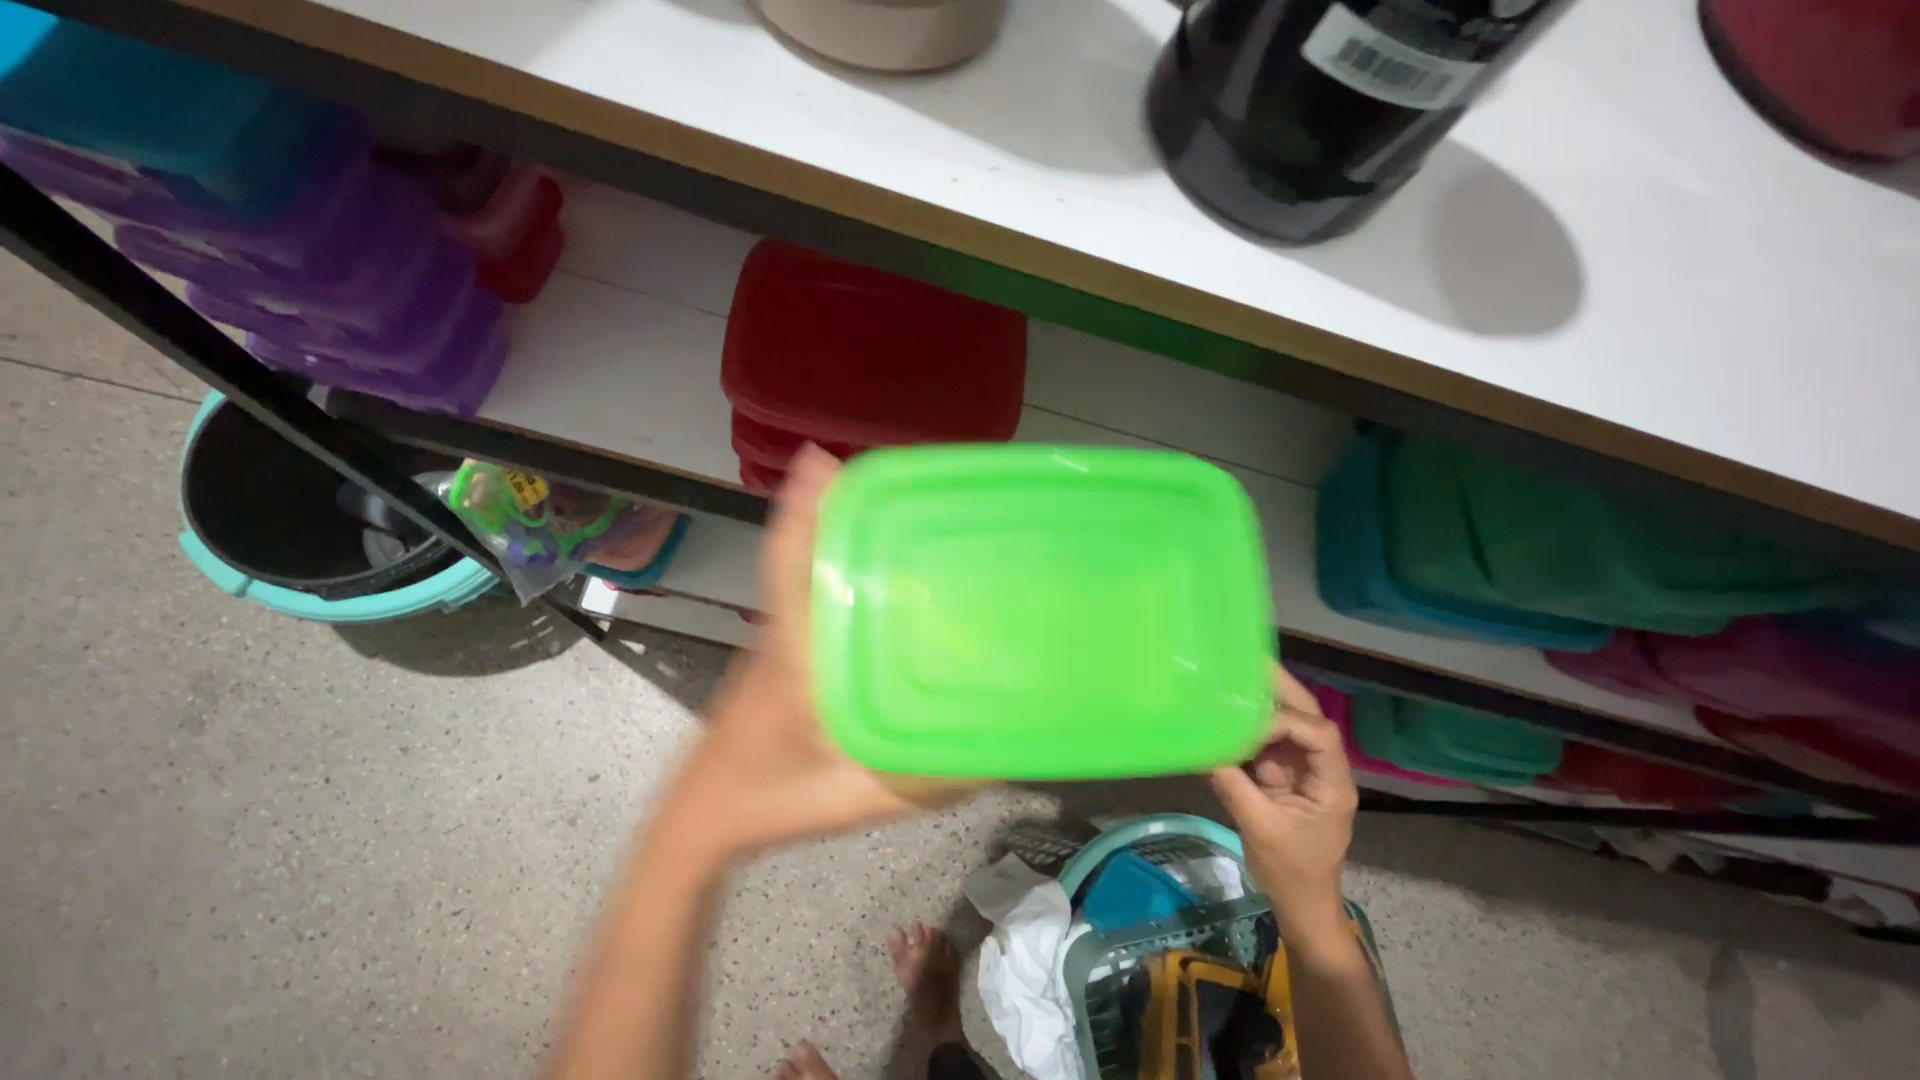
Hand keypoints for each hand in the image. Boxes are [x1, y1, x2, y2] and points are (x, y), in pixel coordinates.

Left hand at [674, 446, 972, 858]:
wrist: (699, 821)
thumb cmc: (773, 803)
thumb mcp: (858, 799)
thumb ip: (926, 780)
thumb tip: (995, 752)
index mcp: (796, 656)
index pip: (793, 568)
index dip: (806, 512)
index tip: (821, 460)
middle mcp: (781, 633)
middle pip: (800, 555)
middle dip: (834, 509)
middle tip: (891, 482)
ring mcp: (771, 642)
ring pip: (798, 573)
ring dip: (827, 534)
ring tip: (885, 514)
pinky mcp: (772, 655)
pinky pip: (800, 596)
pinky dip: (823, 567)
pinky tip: (861, 578)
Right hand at [1209, 664, 1357, 943]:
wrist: (1303, 905)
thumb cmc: (1291, 871)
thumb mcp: (1258, 828)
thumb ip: (1231, 784)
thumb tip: (1200, 748)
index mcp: (1332, 783)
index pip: (1319, 735)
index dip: (1287, 720)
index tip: (1250, 721)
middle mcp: (1322, 769)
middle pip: (1308, 719)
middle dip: (1281, 691)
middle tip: (1249, 662)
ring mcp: (1304, 773)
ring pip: (1288, 728)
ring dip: (1263, 706)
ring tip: (1232, 681)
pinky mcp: (1285, 780)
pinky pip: (1269, 747)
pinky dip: (1250, 731)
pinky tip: (1227, 715)